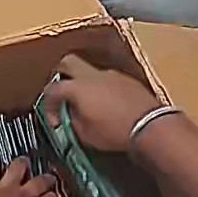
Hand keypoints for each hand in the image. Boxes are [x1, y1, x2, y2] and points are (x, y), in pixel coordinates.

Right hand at [40, 53, 163, 152]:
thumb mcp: (85, 134)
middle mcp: (92, 75)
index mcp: (78, 87)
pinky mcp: (126, 78)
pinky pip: (107, 78)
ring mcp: (111, 74)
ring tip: (88, 104)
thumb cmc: (113, 132)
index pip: (52, 89)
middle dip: (60, 76)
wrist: (149, 124)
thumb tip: (71, 114)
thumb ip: (73, 120)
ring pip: (89, 70)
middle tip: (63, 95)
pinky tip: (108, 104)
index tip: (55, 122)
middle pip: (68, 62)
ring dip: (83, 83)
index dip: (48, 106)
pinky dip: (101, 87)